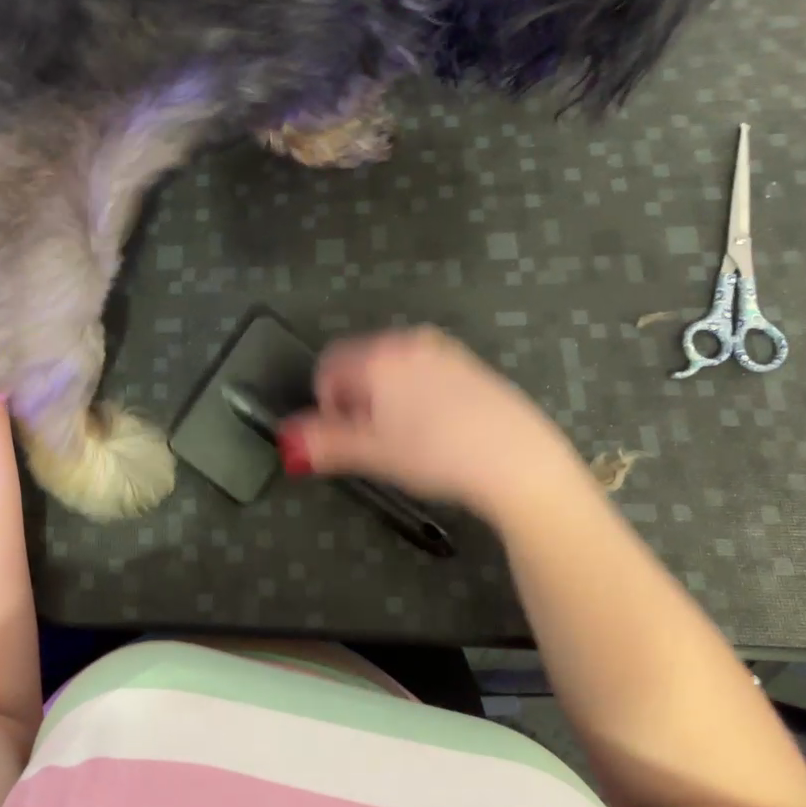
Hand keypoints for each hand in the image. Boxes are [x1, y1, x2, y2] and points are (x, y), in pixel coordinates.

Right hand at [278, 326, 593, 525]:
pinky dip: (417, 396)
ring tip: (406, 439)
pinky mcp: (471, 366)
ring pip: (393, 370)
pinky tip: (437, 433)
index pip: (327, 369)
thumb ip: (323, 443)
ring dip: (386, 399)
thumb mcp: (372, 454)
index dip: (327, 405)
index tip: (344, 436)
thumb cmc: (437, 455)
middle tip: (374, 441)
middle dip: (357, 400)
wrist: (519, 463)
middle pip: (360, 365)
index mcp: (378, 357)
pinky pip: (425, 373)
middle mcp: (408, 343)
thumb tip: (286, 441)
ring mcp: (443, 352)